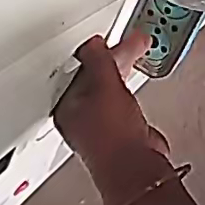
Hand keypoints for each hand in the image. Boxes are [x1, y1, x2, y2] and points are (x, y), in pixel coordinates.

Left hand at [54, 33, 169, 195]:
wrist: (137, 168)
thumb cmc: (113, 137)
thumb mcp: (104, 86)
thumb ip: (98, 61)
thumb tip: (93, 44)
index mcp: (66, 106)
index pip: (77, 68)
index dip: (93, 50)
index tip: (107, 36)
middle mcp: (80, 115)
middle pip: (95, 76)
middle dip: (113, 56)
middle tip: (131, 41)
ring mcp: (101, 123)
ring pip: (109, 85)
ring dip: (123, 67)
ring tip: (137, 50)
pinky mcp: (121, 129)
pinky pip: (123, 98)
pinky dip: (130, 85)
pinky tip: (135, 80)